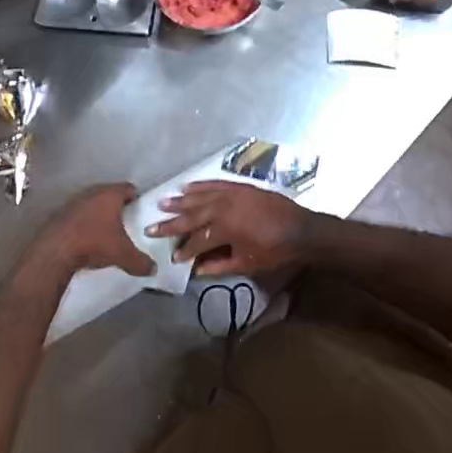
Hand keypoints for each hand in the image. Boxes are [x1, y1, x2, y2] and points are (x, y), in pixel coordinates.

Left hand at [27, 183, 154, 278]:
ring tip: (106, 230)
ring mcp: (73, 202)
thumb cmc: (94, 243)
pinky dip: (84, 222)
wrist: (55, 251)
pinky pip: (78, 214)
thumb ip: (140, 261)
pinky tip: (86, 237)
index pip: (128, 188)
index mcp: (109, 195)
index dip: (136, 198)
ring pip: (92, 203)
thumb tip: (153, 269)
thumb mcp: (123, 255)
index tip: (141, 209)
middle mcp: (91, 193)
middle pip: (109, 194)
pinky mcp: (59, 214)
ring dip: (98, 213)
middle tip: (126, 221)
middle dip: (117, 206)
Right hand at [148, 181, 314, 276]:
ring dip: (180, 201)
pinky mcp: (239, 186)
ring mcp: (230, 194)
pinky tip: (186, 186)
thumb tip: (197, 269)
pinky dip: (199, 185)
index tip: (174, 258)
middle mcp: (222, 207)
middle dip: (171, 223)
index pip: (196, 241)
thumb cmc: (274, 250)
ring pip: (199, 196)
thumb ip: (219, 265)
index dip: (184, 251)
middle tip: (151, 226)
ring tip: (162, 202)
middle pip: (191, 216)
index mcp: (224, 228)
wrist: (300, 229)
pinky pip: (214, 184)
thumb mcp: (246, 263)